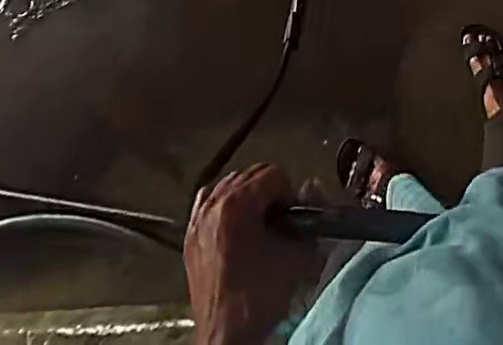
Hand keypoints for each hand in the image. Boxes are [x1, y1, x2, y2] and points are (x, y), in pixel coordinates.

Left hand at [185, 164, 317, 344]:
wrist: (227, 337)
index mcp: (238, 204)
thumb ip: (309, 216)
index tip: (291, 216)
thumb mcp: (297, 253)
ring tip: (260, 222)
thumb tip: (312, 188)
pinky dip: (224, 202)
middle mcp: (214, 205)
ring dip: (250, 195)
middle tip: (281, 219)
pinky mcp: (190, 236)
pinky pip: (208, 201)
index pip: (273, 173)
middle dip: (271, 191)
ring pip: (231, 184)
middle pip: (252, 174)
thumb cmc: (261, 296)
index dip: (288, 193)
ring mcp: (198, 220)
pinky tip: (236, 221)